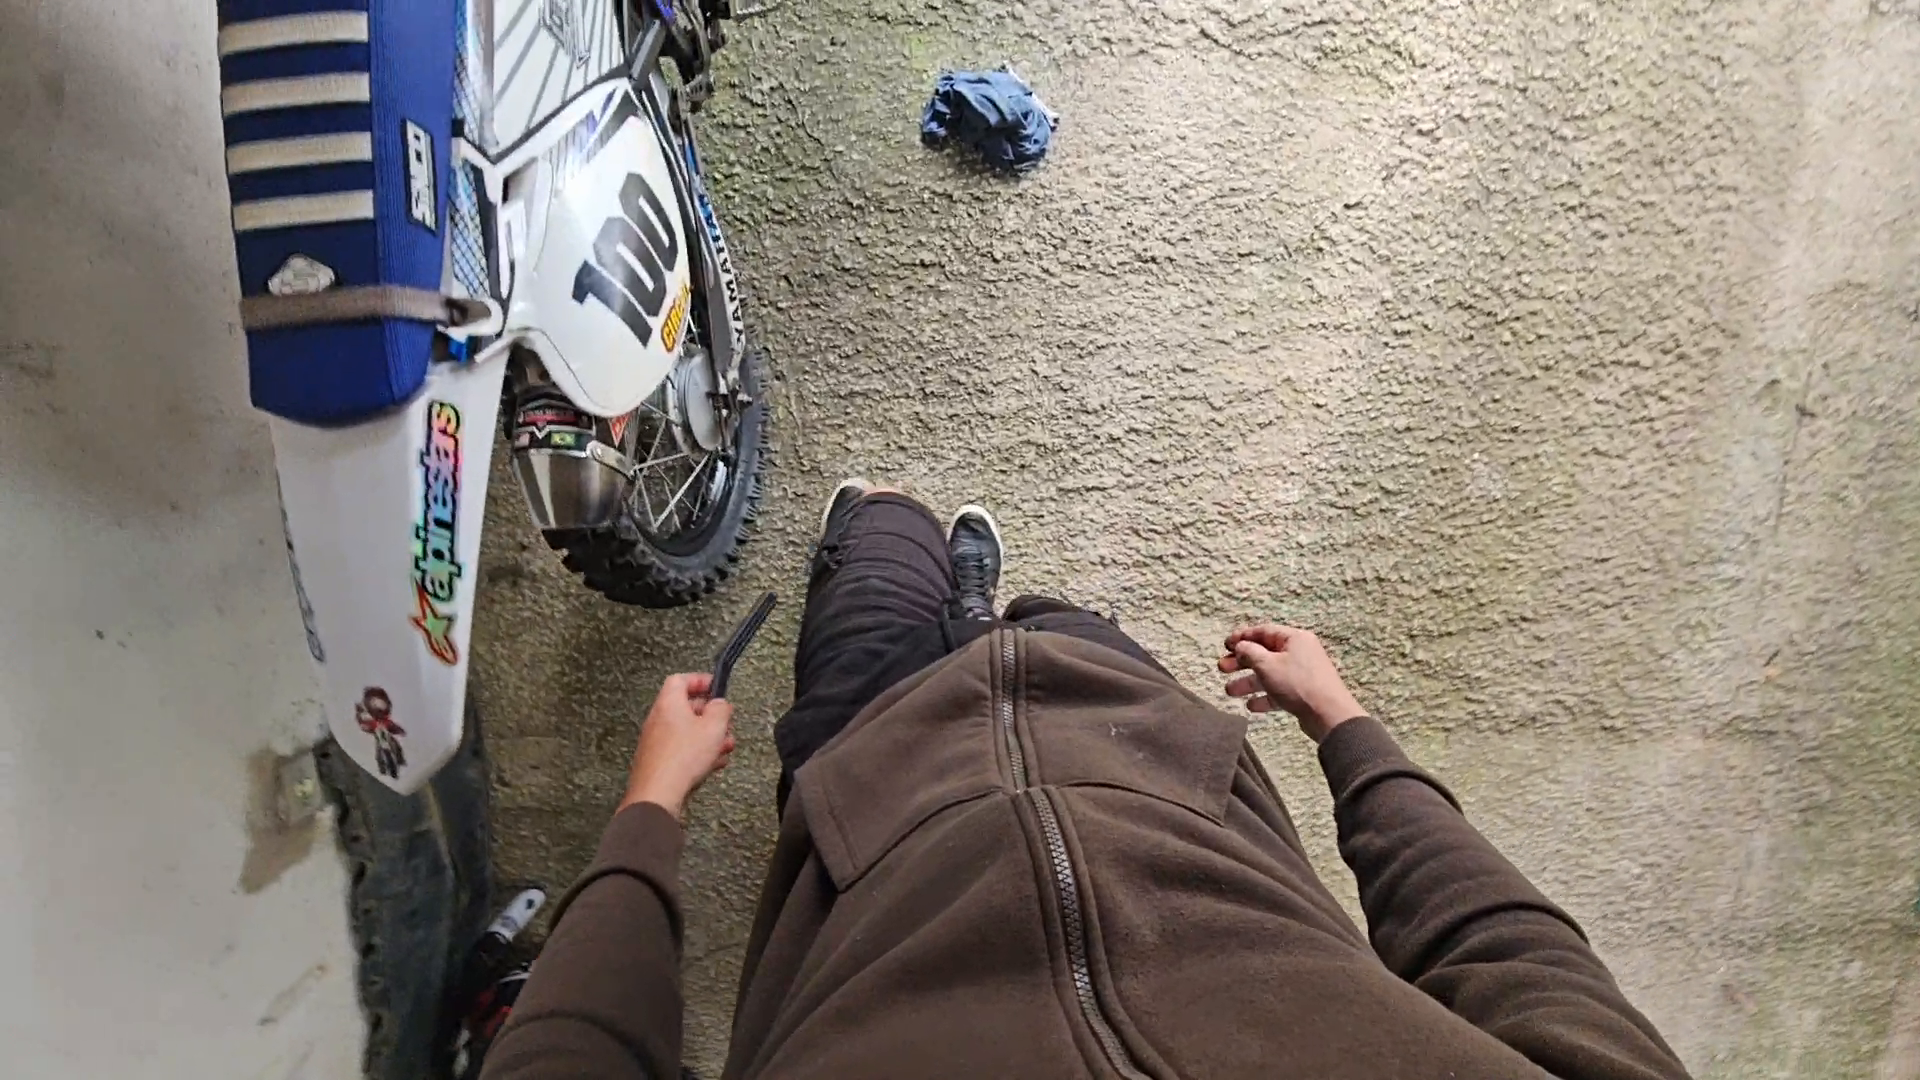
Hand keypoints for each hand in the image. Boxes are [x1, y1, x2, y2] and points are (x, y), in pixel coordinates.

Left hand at [621, 674, 735, 821]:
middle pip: (686, 706)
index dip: (700, 680)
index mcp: (669, 704)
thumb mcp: (714, 726)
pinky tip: (713, 764)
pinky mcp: (657, 761)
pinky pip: (681, 749)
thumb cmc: (683, 757)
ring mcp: (656, 742)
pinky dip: (698, 752)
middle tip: (725, 722)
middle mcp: (658, 720)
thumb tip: (720, 704)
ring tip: (725, 747)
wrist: (657, 794)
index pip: (680, 679)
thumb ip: (721, 709)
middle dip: (710, 714)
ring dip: (708, 736)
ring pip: (686, 730)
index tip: (716, 688)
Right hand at [1218, 624, 1365, 742]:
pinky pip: (1278, 691)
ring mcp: (1301, 674)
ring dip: (1248, 682)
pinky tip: (1251, 706)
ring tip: (1229, 691)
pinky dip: (1264, 697)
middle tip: (1222, 668)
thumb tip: (1240, 646)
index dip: (1242, 637)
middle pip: (1263, 654)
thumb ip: (1249, 652)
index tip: (1225, 645)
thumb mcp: (1267, 664)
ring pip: (1268, 674)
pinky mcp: (1302, 693)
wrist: (1329, 716)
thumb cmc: (1297, 683)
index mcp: (1294, 639)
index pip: (1263, 631)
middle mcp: (1299, 653)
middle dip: (1241, 662)